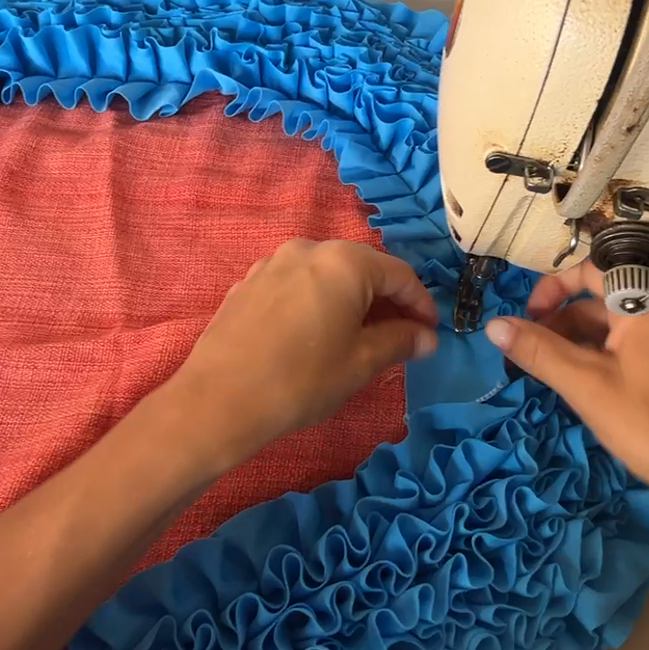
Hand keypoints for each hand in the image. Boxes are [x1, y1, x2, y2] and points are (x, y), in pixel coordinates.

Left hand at [154, 239, 438, 472]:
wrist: (218, 399)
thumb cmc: (301, 380)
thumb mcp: (360, 363)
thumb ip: (399, 342)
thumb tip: (426, 337)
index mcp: (343, 262)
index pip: (398, 274)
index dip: (421, 303)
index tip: (430, 333)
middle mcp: (308, 249)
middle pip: (361, 268)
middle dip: (386, 299)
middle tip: (400, 336)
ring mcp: (272, 263)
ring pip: (326, 275)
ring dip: (350, 300)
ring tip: (358, 336)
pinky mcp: (247, 284)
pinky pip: (296, 285)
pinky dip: (316, 302)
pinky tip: (315, 334)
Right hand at [482, 263, 648, 529]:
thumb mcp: (587, 388)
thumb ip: (538, 351)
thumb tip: (493, 325)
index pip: (590, 269)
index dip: (550, 290)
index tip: (526, 325)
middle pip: (607, 296)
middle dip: (563, 322)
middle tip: (536, 360)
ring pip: (626, 324)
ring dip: (586, 343)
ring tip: (563, 382)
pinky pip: (647, 344)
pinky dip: (615, 357)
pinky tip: (604, 395)